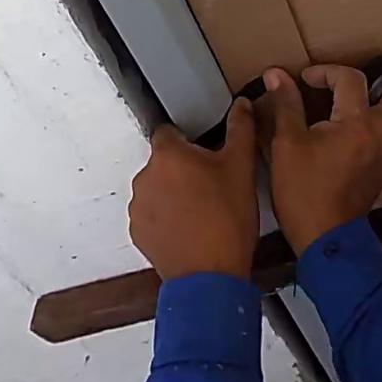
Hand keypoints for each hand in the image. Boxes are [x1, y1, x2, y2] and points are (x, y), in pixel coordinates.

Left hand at [128, 99, 259, 279]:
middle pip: (164, 161)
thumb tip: (242, 105)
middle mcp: (145, 177)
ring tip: (204, 208)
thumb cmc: (226, 219)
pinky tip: (192, 227)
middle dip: (184, 168)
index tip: (205, 151)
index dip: (189, 139)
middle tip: (212, 183)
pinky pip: (152, 214)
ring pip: (158, 188)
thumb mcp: (241, 167)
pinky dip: (167, 217)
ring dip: (174, 192)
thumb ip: (240, 129)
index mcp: (168, 154)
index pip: (169, 131)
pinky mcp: (139, 233)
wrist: (211, 276)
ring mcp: (139, 207)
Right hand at [262, 65, 381, 254]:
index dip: (326, 72)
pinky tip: (379, 129)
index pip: (351, 79)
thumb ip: (286, 104)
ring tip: (370, 103)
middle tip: (354, 88)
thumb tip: (275, 73)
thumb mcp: (287, 143)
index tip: (307, 80)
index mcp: (358, 124)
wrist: (325, 236)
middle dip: (381, 82)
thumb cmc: (303, 190)